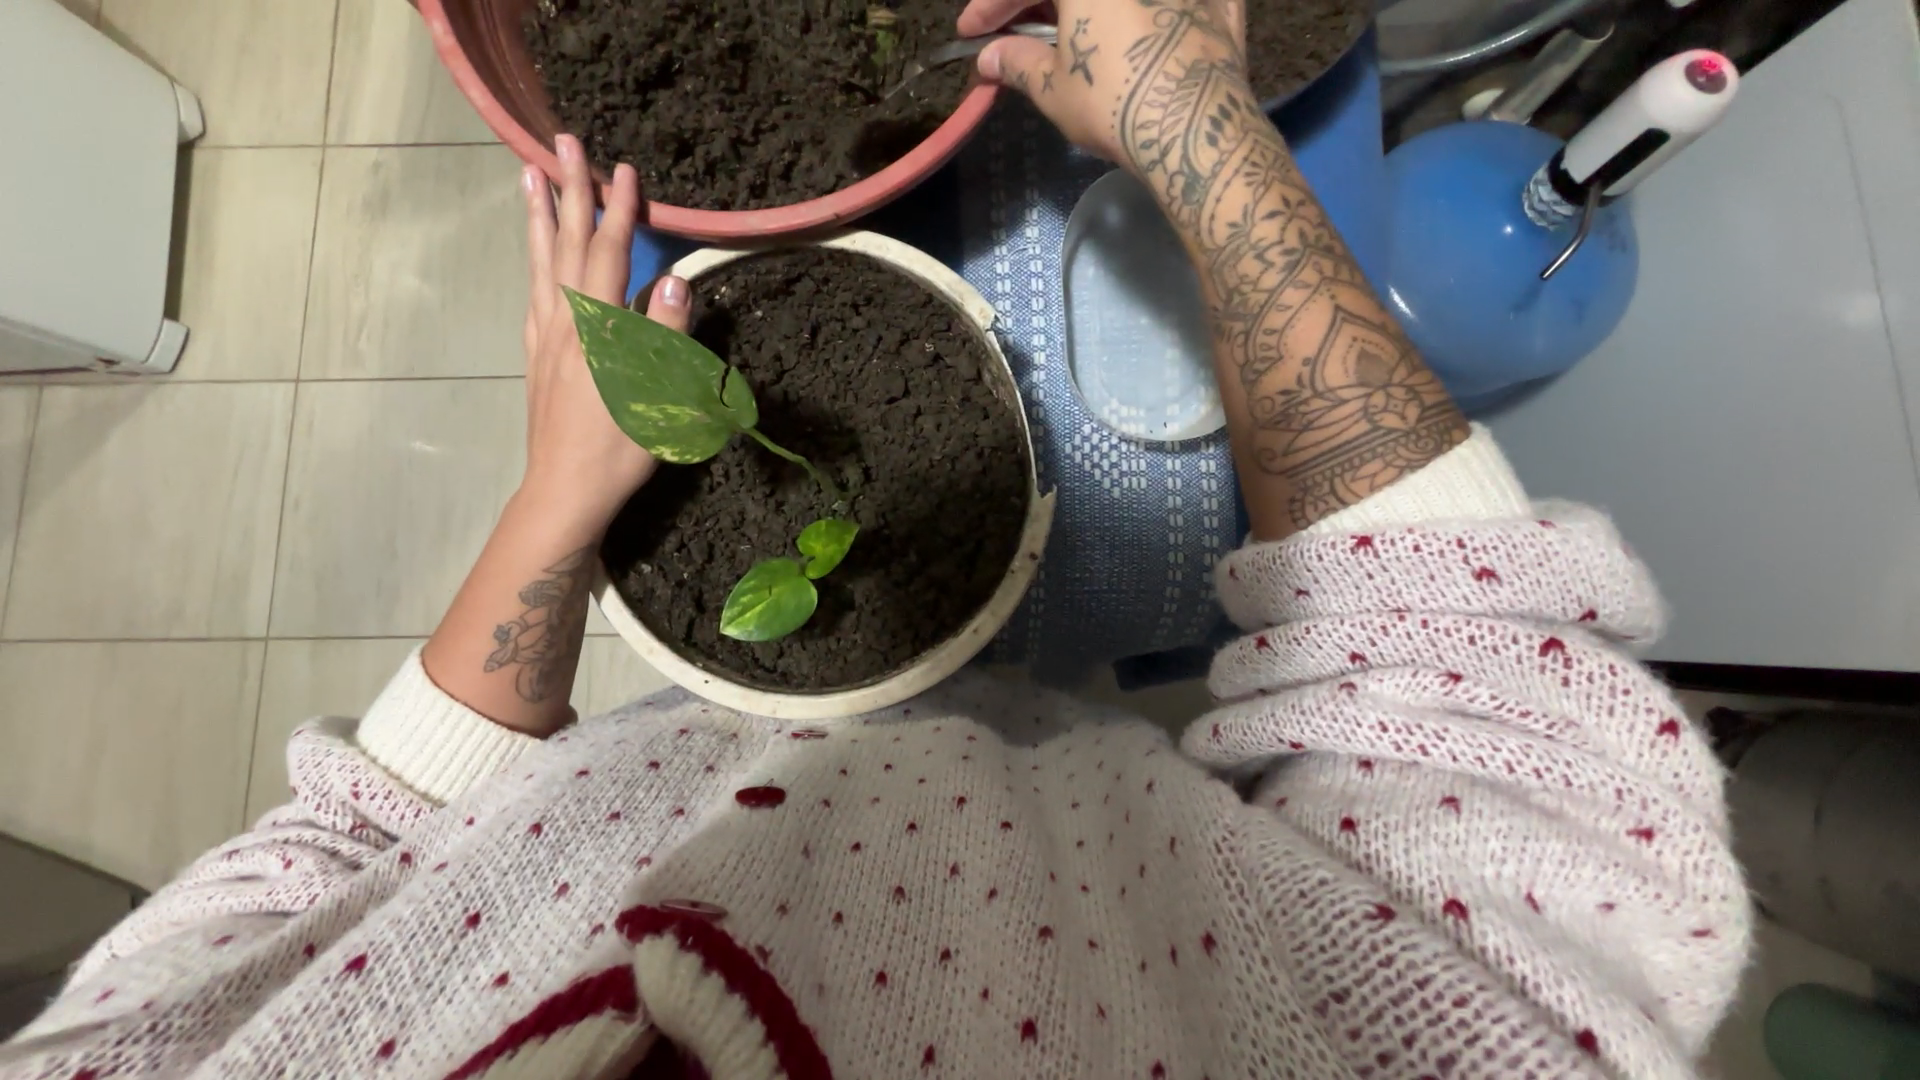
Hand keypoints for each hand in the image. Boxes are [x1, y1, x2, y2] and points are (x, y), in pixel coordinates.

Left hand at [519, 133, 690, 530]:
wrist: (565, 491)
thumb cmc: (618, 450)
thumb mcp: (655, 397)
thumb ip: (663, 335)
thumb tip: (675, 279)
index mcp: (595, 331)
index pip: (609, 258)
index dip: (620, 213)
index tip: (625, 171)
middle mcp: (563, 325)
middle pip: (568, 248)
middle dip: (570, 195)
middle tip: (563, 146)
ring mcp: (545, 341)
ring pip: (540, 267)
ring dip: (540, 220)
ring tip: (529, 179)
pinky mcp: (537, 360)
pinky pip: (533, 298)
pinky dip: (534, 267)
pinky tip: (535, 261)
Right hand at [958, 0, 1246, 168]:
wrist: (1193, 126)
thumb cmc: (1113, 104)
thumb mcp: (1055, 88)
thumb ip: (1019, 63)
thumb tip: (990, 57)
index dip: (990, 7)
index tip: (971, 33)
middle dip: (1036, 4)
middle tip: (1016, 33)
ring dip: (1089, 11)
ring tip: (1069, 35)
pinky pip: (1179, 0)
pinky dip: (1154, 13)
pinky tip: (1142, 35)